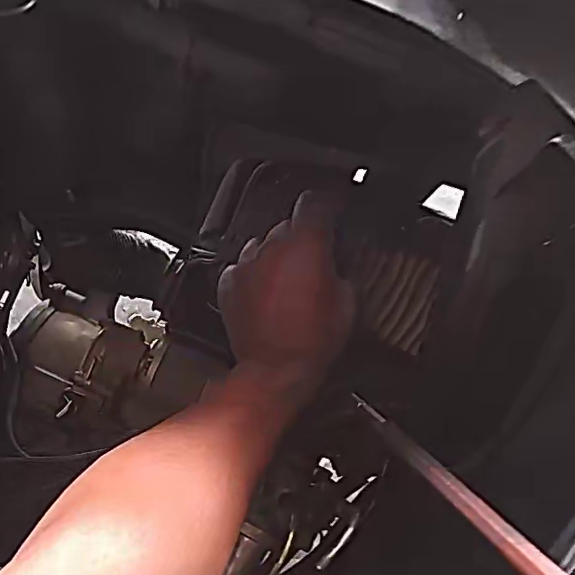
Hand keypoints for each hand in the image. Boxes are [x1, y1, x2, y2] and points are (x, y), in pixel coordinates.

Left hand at [217, 190, 356, 398]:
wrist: (274, 372)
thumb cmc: (310, 344)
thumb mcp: (346, 303)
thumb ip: (340, 271)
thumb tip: (334, 267)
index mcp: (306, 243)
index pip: (315, 202)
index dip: (324, 209)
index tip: (329, 218)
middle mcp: (271, 248)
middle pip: (286, 226)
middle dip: (299, 242)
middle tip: (309, 268)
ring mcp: (246, 266)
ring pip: (261, 247)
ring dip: (273, 260)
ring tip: (285, 287)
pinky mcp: (228, 286)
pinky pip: (241, 270)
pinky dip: (252, 278)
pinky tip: (264, 297)